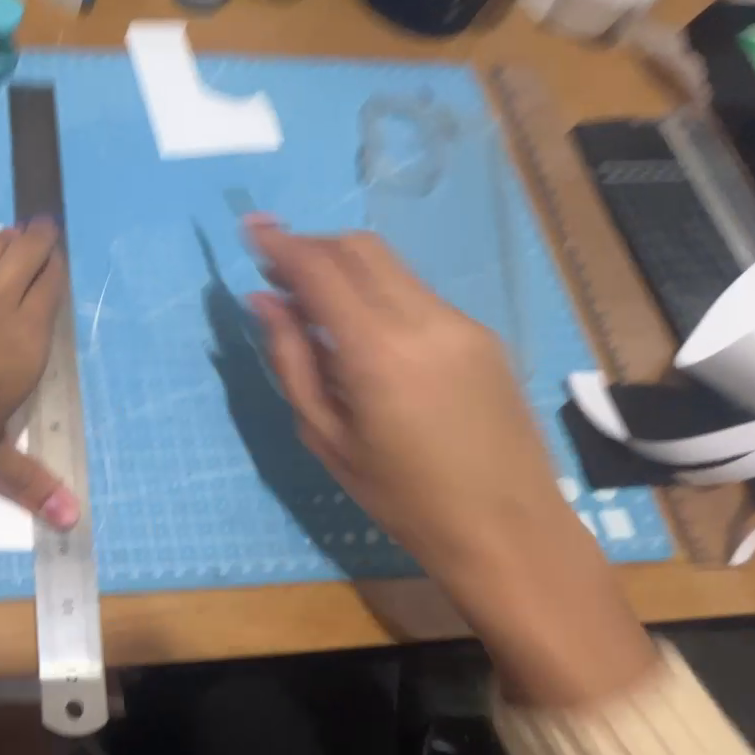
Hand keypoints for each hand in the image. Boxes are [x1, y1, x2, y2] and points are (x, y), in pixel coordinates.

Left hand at [0, 210, 80, 528]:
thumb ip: (32, 484)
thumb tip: (75, 524)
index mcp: (23, 346)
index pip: (46, 297)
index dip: (54, 273)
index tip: (58, 254)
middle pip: (20, 265)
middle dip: (35, 244)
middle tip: (44, 224)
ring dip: (0, 239)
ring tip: (13, 226)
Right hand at [242, 216, 654, 704]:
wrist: (505, 527)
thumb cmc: (398, 495)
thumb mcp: (324, 435)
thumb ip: (291, 360)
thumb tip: (264, 302)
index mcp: (379, 352)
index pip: (322, 271)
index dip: (282, 244)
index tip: (249, 227)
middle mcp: (425, 321)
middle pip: (361, 250)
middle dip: (311, 245)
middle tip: (272, 266)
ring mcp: (460, 323)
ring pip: (390, 267)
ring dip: (342, 267)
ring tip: (307, 299)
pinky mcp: (479, 335)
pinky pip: (413, 294)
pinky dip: (373, 292)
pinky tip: (354, 329)